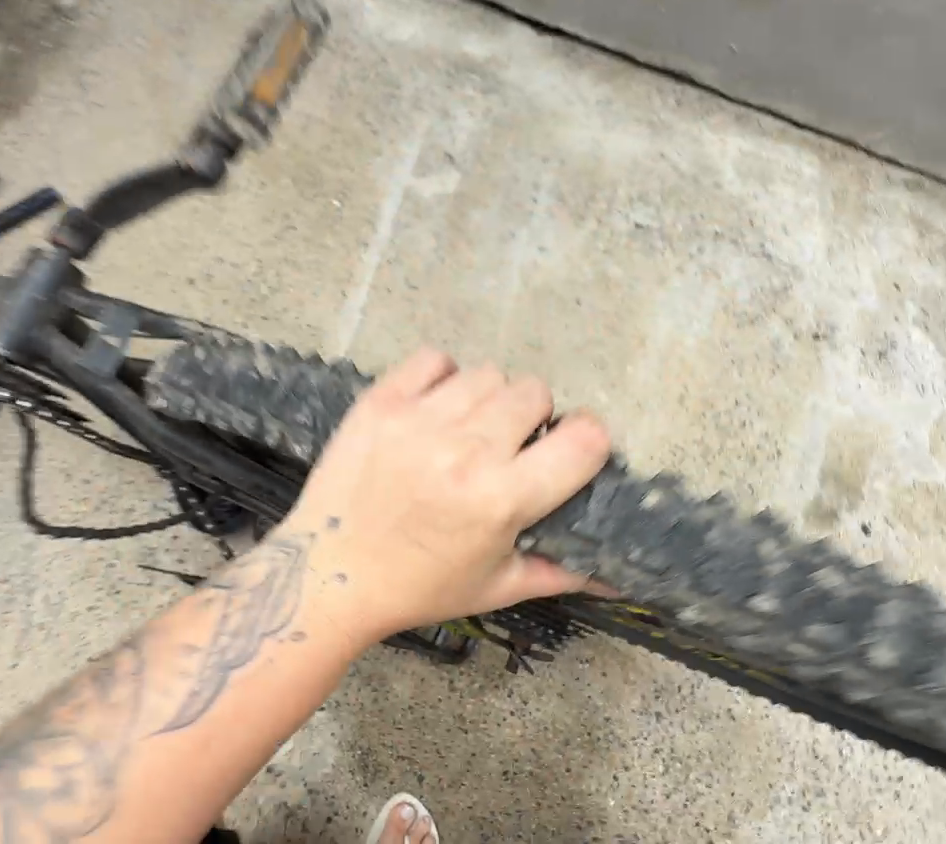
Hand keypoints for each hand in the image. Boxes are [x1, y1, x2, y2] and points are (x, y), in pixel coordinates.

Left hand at [274, 347, 612, 647]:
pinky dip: (441, 376)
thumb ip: (559, 571)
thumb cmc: (417, 586)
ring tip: (466, 429)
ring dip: (487, 398)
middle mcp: (466, 450)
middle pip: (532, 392)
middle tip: (507, 446)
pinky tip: (434, 407)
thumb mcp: (495, 587)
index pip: (584, 439)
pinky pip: (433, 359)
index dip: (587, 440)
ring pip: (487, 374)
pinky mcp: (382, 401)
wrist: (329, 572)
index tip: (571, 449)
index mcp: (502, 499)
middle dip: (531, 418)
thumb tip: (615, 579)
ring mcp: (420, 420)